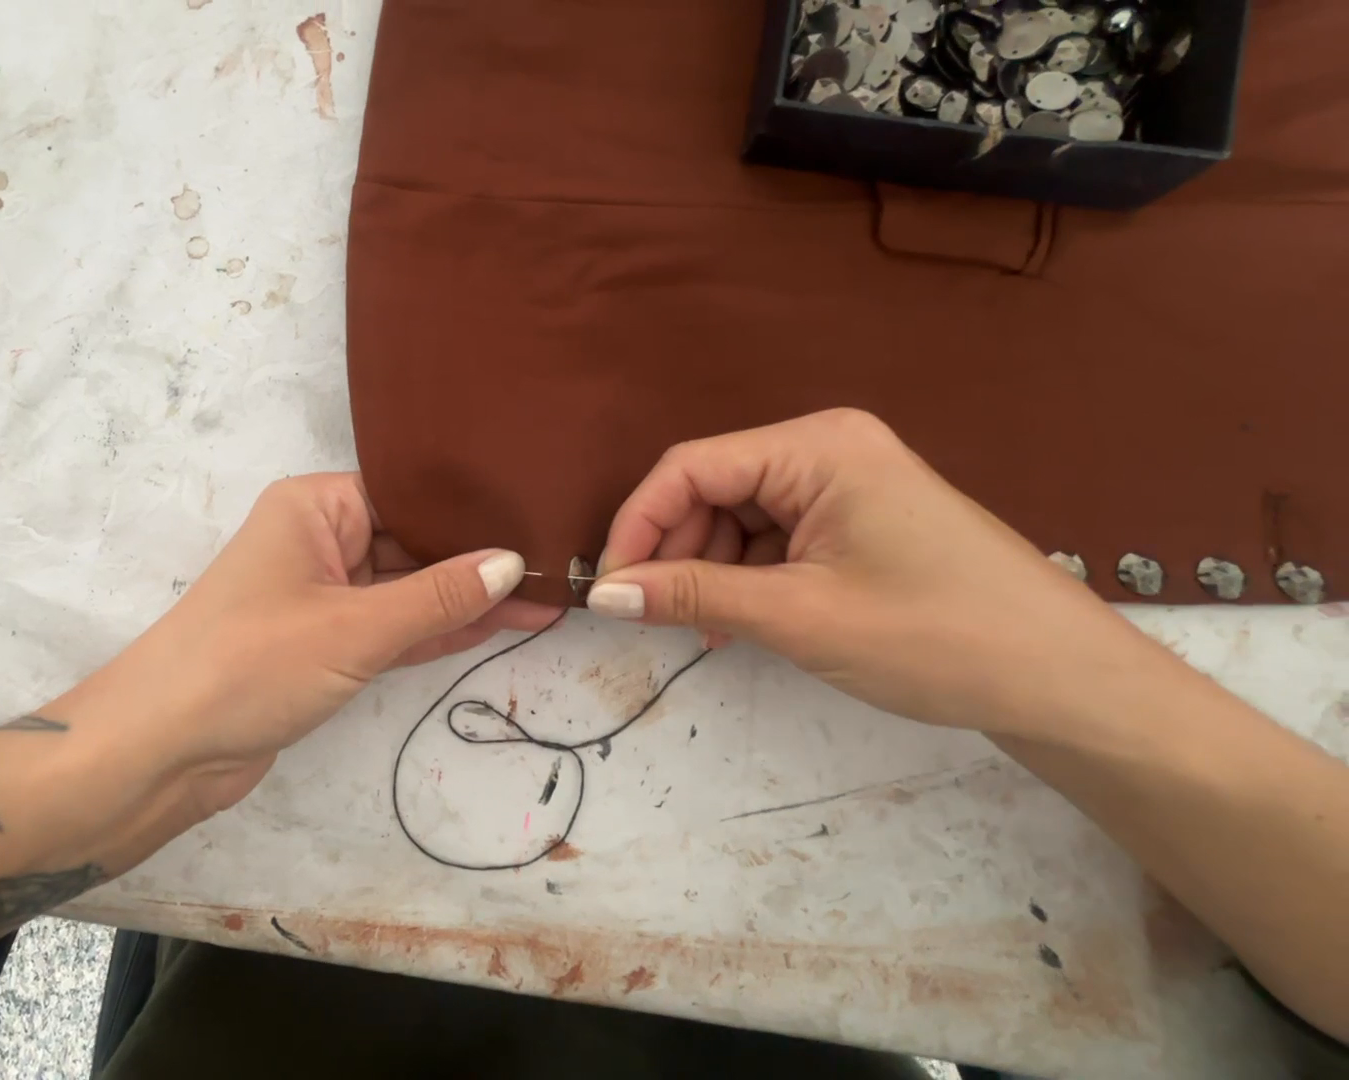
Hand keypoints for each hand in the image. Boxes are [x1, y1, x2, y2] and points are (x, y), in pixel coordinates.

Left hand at [110, 473, 558, 804]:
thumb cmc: (253, 662)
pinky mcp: (325, 645)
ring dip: (464, 601)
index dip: (471, 509)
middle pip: (411, 543)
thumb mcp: (355, 626)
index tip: (538, 515)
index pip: (407, 494)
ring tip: (543, 599)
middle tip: (557, 564)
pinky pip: (391, 628)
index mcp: (315, 507)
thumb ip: (437, 597)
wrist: (165, 748)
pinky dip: (435, 631)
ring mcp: (323, 596)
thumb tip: (511, 563)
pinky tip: (496, 626)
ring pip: (406, 591)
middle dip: (476, 561)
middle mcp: (320, 541)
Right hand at [584, 409, 1182, 735]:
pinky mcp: (853, 518)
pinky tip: (739, 620)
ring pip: (734, 517)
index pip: (688, 468)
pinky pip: (769, 537)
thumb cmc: (934, 637)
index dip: (636, 525)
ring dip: (705, 570)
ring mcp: (842, 482)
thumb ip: (689, 595)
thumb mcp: (795, 615)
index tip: (609, 589)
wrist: (1066, 683)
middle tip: (660, 617)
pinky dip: (742, 577)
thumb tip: (601, 595)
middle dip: (673, 552)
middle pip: (709, 489)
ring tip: (708, 629)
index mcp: (816, 446)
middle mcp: (825, 448)